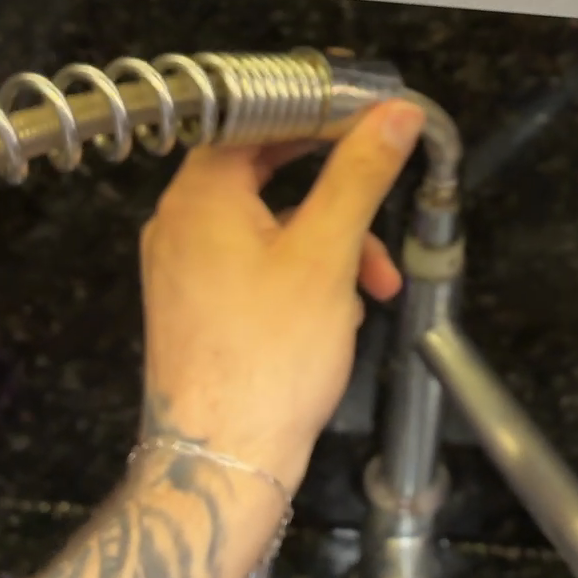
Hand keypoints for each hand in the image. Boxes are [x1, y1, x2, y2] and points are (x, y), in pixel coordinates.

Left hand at [138, 100, 424, 489]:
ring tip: (380, 280)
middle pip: (268, 168)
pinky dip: (306, 268)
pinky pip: (259, 258)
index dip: (318, 110)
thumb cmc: (271, 355)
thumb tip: (394, 114)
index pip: (259, 118)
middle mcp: (183, 219)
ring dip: (333, 238)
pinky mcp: (201, 298)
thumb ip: (361, 174)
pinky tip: (346, 305)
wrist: (221, 468)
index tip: (369, 113)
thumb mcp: (327, 253)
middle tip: (383, 180)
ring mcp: (188, 262)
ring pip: (272, 220)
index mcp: (200, 194)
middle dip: (338, 187)